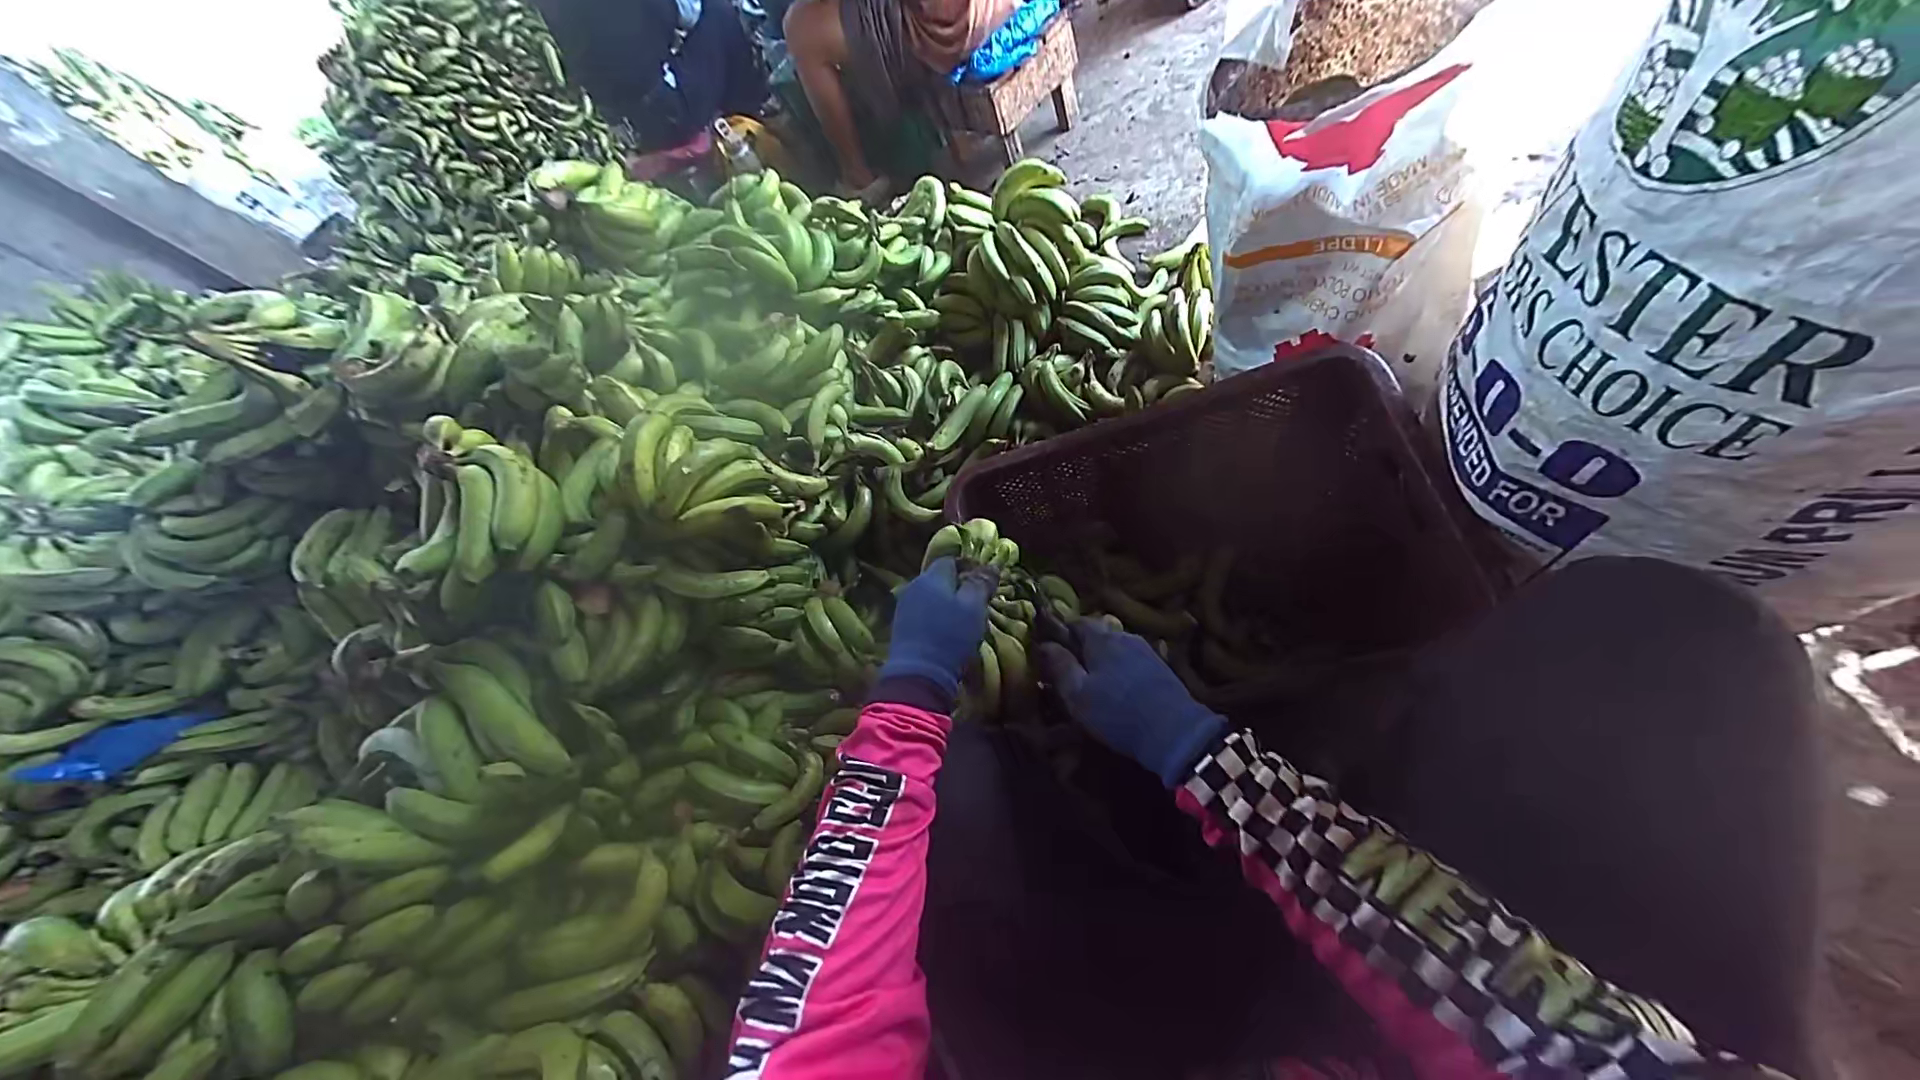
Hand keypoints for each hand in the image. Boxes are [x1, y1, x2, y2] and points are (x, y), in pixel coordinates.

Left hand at [877, 557, 997, 700]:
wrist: (919, 673)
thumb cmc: (950, 635)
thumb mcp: (974, 607)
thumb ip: (981, 584)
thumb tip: (992, 566)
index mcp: (931, 577)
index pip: (951, 560)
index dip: (971, 567)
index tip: (986, 581)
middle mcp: (914, 586)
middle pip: (940, 578)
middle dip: (960, 585)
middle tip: (979, 600)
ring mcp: (905, 607)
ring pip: (932, 595)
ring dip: (949, 602)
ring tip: (966, 617)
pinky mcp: (902, 626)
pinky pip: (924, 612)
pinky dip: (938, 616)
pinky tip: (948, 630)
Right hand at [1036, 620, 1226, 786]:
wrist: (1174, 732)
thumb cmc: (1116, 712)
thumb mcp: (1077, 694)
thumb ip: (1060, 666)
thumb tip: (1045, 644)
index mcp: (1101, 640)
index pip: (1078, 622)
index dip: (1063, 630)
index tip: (1052, 642)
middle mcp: (1124, 637)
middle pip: (1100, 631)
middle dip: (1084, 641)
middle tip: (1072, 660)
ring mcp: (1147, 651)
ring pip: (1118, 644)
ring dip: (1105, 654)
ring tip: (1095, 674)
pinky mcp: (1162, 668)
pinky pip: (1134, 658)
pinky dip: (1122, 665)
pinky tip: (1121, 682)